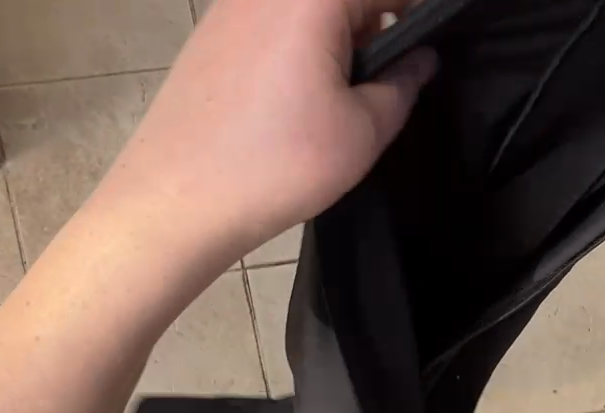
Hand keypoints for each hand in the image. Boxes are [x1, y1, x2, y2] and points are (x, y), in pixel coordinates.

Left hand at [96, 0, 435, 262]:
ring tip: (333, 106)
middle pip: (340, 0)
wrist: (180, 200)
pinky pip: (269, 30)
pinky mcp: (209, 37)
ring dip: (332, 46)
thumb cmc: (278, 166)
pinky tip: (291, 109)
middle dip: (370, 32)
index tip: (424, 57)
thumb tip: (421, 62)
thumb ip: (402, 88)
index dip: (415, 19)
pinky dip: (294, 55)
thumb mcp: (361, 134)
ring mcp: (232, 6)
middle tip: (379, 90)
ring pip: (304, 15)